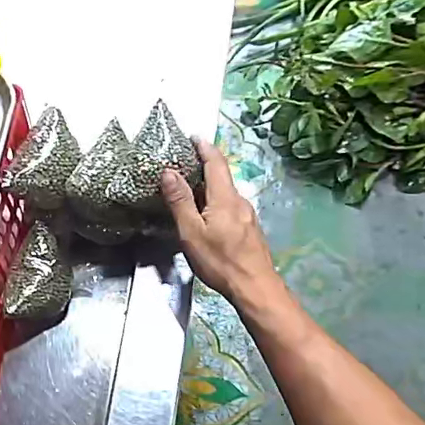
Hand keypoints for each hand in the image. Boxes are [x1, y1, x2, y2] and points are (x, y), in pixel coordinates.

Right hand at [160, 140, 283, 310]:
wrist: (255, 287)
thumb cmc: (220, 261)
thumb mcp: (192, 232)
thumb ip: (180, 201)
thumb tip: (169, 172)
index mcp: (225, 197)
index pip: (216, 162)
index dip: (204, 147)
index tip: (192, 137)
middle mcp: (240, 201)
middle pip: (221, 177)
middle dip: (202, 168)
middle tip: (181, 166)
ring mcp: (248, 216)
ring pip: (225, 194)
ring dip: (208, 189)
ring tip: (188, 193)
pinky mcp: (249, 230)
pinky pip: (230, 208)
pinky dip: (215, 204)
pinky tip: (205, 217)